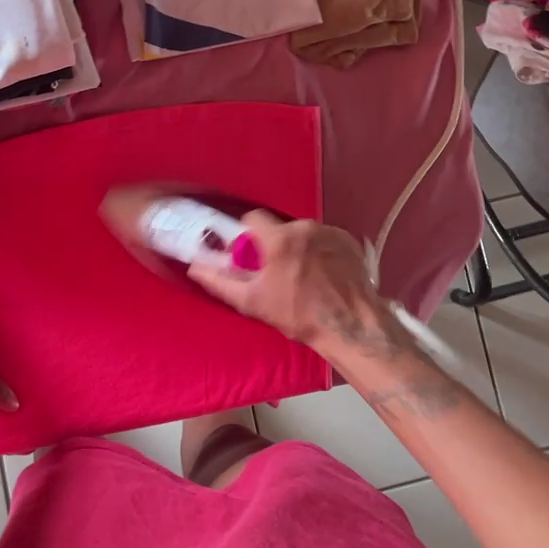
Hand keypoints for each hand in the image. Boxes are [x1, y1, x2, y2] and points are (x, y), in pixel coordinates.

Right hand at [187, 211, 410, 356]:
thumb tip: (194, 268)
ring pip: (303, 234)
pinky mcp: (350, 241)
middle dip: (275, 247)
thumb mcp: (254, 303)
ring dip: (299, 249)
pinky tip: (325, 276)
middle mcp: (305, 228)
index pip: (253, 218)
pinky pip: (326, 240)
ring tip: (305, 279)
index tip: (250, 255)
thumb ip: (221, 283)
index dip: (247, 235)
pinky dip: (322, 253)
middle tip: (278, 274)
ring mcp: (331, 232)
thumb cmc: (300, 315)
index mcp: (280, 239)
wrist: (354, 328)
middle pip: (280, 229)